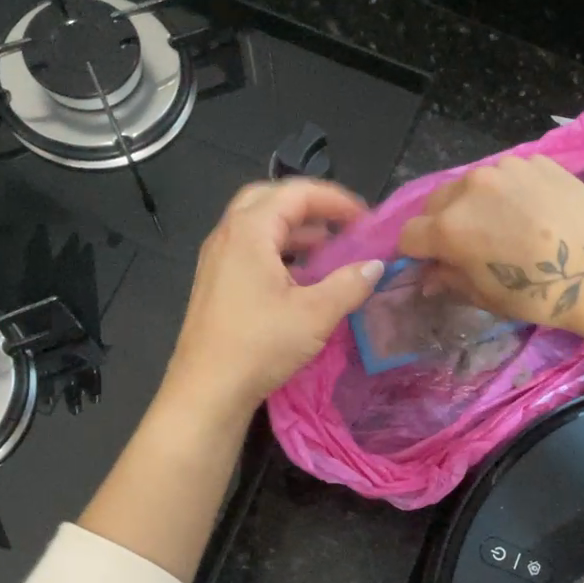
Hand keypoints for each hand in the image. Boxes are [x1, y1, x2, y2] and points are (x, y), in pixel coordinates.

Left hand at [167, 179, 386, 416]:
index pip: (296, 192)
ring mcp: (217, 260)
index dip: (335, 200)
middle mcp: (228, 235)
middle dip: (310, 208)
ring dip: (294, 232)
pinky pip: (250, 252)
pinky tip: (300, 282)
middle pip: (271, 200)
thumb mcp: (315, 315)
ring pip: (259, 228)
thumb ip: (349, 284)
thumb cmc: (260, 345)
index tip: (366, 220)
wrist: (208, 389)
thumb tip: (375, 266)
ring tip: (328, 253)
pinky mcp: (216, 285)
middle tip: (341, 226)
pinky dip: (279, 254)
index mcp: (250, 230)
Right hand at [397, 156, 583, 338]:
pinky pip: (505, 176)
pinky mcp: (535, 160)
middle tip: (464, 249)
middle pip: (435, 204)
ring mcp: (504, 168)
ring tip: (501, 229)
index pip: (410, 235)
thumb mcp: (487, 297)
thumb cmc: (539, 294)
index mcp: (449, 227)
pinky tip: (529, 215)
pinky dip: (505, 194)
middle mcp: (469, 187)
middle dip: (440, 226)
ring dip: (473, 206)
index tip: (429, 266)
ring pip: (470, 186)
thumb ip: (450, 281)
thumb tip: (429, 277)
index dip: (414, 254)